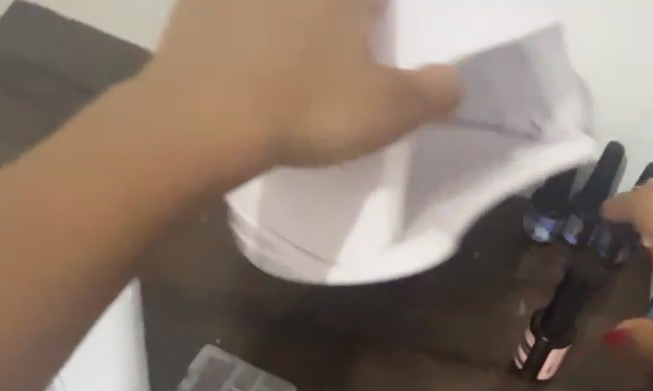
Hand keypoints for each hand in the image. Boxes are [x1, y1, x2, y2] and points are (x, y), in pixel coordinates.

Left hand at [137, 0, 461, 173]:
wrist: (204, 116)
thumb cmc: (308, 106)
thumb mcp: (387, 111)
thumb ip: (431, 93)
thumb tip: (454, 79)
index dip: (387, 18)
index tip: (387, 35)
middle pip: (334, 2)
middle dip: (347, 19)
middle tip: (348, 54)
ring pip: (286, 6)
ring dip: (296, 22)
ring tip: (302, 59)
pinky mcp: (199, 0)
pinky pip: (236, 8)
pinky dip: (250, 24)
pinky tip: (255, 58)